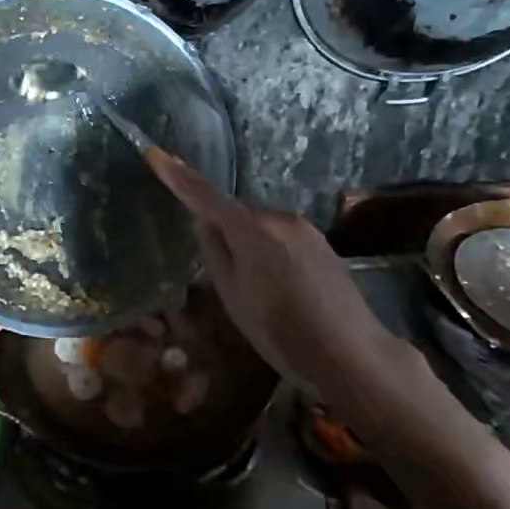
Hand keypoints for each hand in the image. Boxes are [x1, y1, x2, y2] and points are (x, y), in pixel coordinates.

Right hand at [147, 151, 404, 397]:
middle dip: (221, 225)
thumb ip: (214, 251)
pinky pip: (279, 233)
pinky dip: (268, 247)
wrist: (353, 355)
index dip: (178, 175)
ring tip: (254, 287)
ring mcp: (303, 227)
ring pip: (258, 223)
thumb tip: (202, 219)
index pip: (205, 195)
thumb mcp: (234, 297)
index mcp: (252, 230)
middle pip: (235, 210)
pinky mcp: (320, 241)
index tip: (156, 154)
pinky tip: (277, 283)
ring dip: (247, 240)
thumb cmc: (283, 334)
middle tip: (219, 269)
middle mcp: (278, 217)